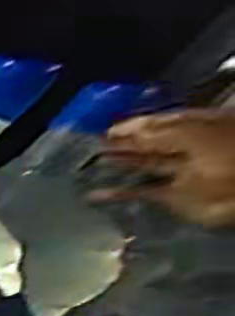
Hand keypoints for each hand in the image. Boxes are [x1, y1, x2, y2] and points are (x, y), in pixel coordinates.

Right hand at [96, 109, 234, 228]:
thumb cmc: (229, 155)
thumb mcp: (198, 135)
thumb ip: (163, 132)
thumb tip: (125, 130)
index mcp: (209, 127)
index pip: (171, 120)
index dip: (140, 123)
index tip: (109, 129)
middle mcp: (197, 146)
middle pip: (157, 141)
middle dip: (127, 141)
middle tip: (95, 142)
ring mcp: (185, 171)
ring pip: (148, 164)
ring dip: (122, 162)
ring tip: (95, 160)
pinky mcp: (174, 194)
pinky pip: (141, 192)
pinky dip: (117, 194)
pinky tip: (95, 194)